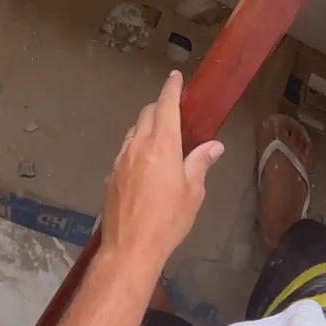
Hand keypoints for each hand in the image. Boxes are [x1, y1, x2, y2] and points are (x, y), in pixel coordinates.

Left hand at [101, 71, 223, 266]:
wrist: (130, 248)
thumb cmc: (168, 220)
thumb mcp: (193, 192)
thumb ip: (200, 163)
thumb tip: (213, 146)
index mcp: (162, 145)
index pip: (166, 106)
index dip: (171, 89)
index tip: (175, 77)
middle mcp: (138, 146)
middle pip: (147, 114)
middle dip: (160, 106)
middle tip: (173, 109)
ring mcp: (121, 160)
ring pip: (133, 131)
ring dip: (146, 126)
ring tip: (161, 137)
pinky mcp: (111, 176)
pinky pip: (125, 151)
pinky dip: (137, 147)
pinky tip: (145, 164)